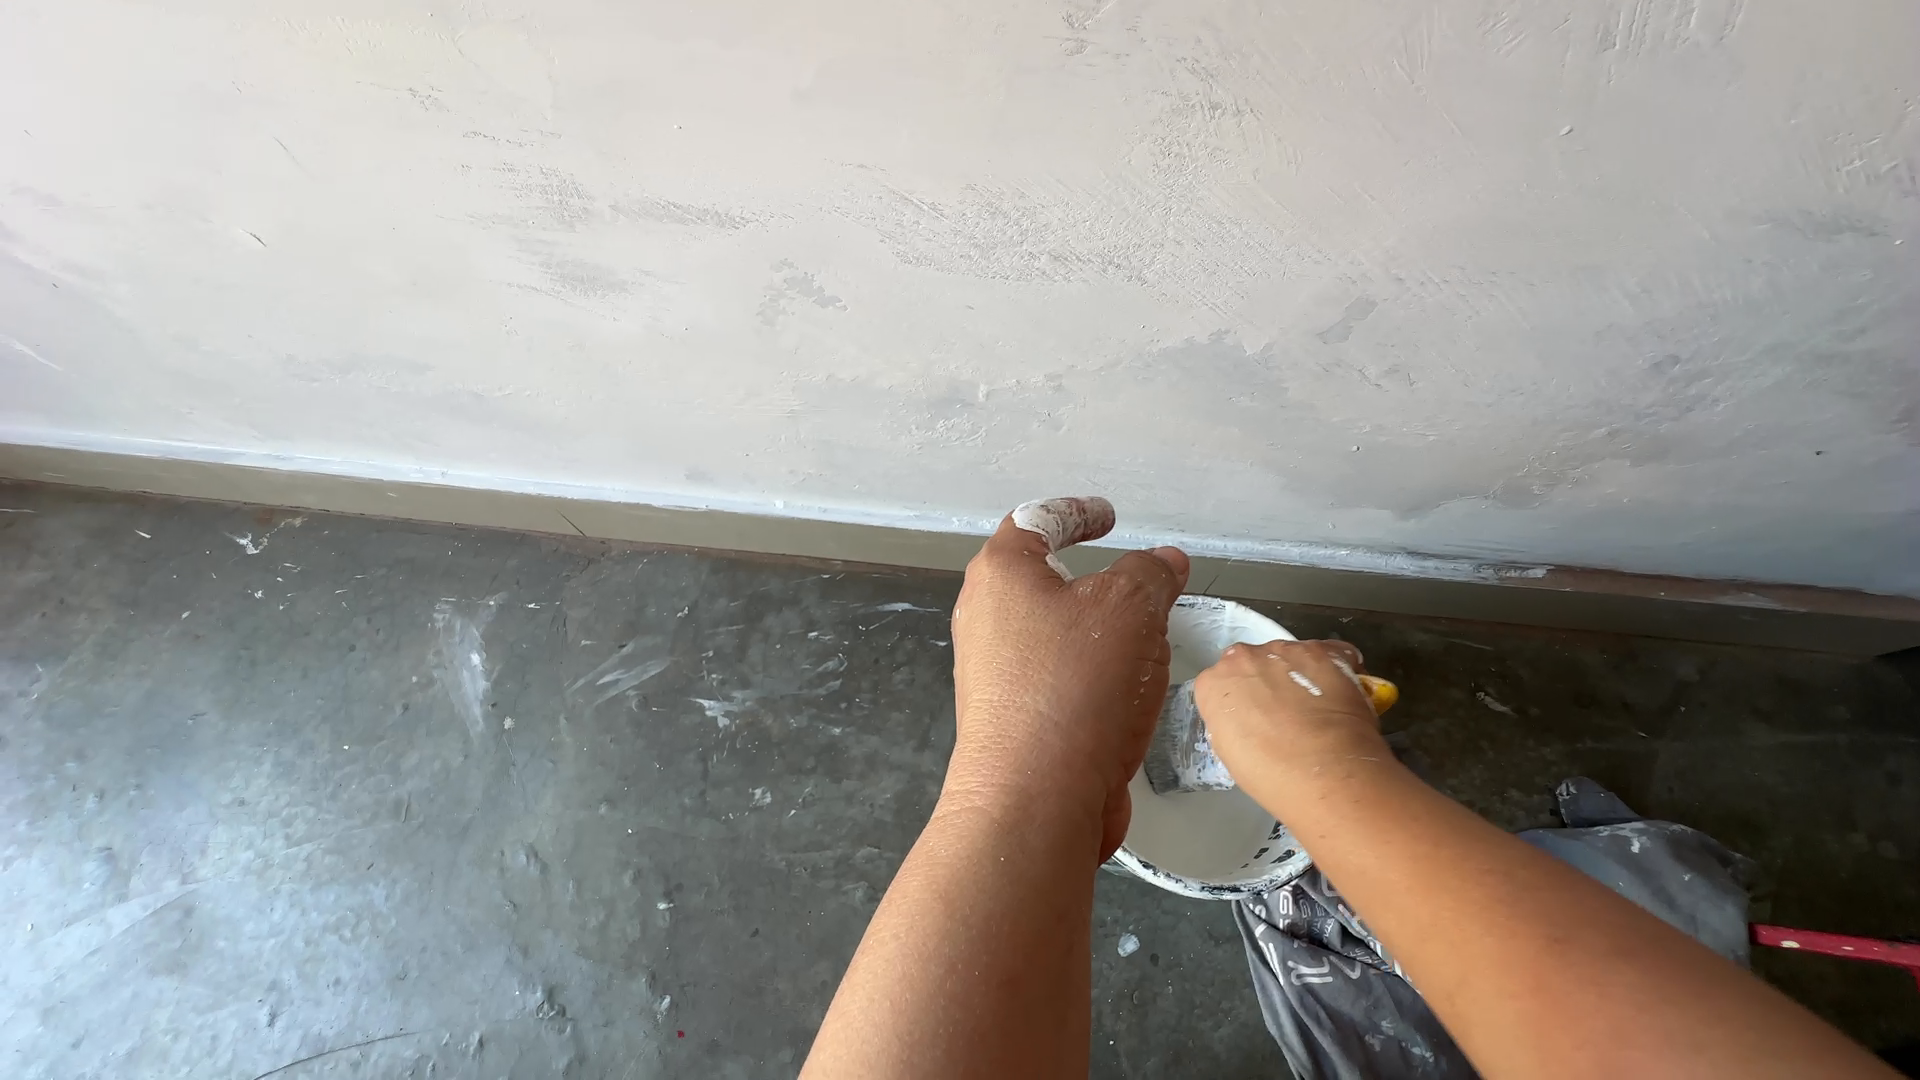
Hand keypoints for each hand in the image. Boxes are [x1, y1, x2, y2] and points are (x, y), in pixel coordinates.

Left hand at [946, 497, 1188, 860]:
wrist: (1033, 798)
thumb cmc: (1075, 684)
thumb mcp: (1129, 609)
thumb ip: (1150, 574)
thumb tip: (1164, 560)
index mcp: (1000, 575)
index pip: (1034, 520)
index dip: (1076, 512)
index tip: (1110, 519)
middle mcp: (983, 618)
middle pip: (1041, 579)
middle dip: (1094, 579)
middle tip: (1135, 585)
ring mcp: (990, 672)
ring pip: (1052, 633)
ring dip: (1098, 632)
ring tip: (1142, 642)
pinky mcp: (1006, 717)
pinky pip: (1054, 677)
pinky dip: (1090, 674)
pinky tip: (1125, 694)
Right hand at [1194, 639, 1390, 782]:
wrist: (1321, 769)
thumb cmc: (1268, 772)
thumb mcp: (1230, 749)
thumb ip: (1231, 720)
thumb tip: (1249, 720)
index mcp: (1213, 683)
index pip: (1221, 684)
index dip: (1240, 701)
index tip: (1252, 719)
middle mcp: (1243, 658)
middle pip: (1251, 664)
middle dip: (1264, 681)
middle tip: (1283, 712)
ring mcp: (1283, 650)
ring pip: (1287, 656)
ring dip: (1297, 673)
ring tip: (1317, 706)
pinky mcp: (1322, 652)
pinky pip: (1328, 652)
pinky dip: (1333, 667)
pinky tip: (1341, 690)